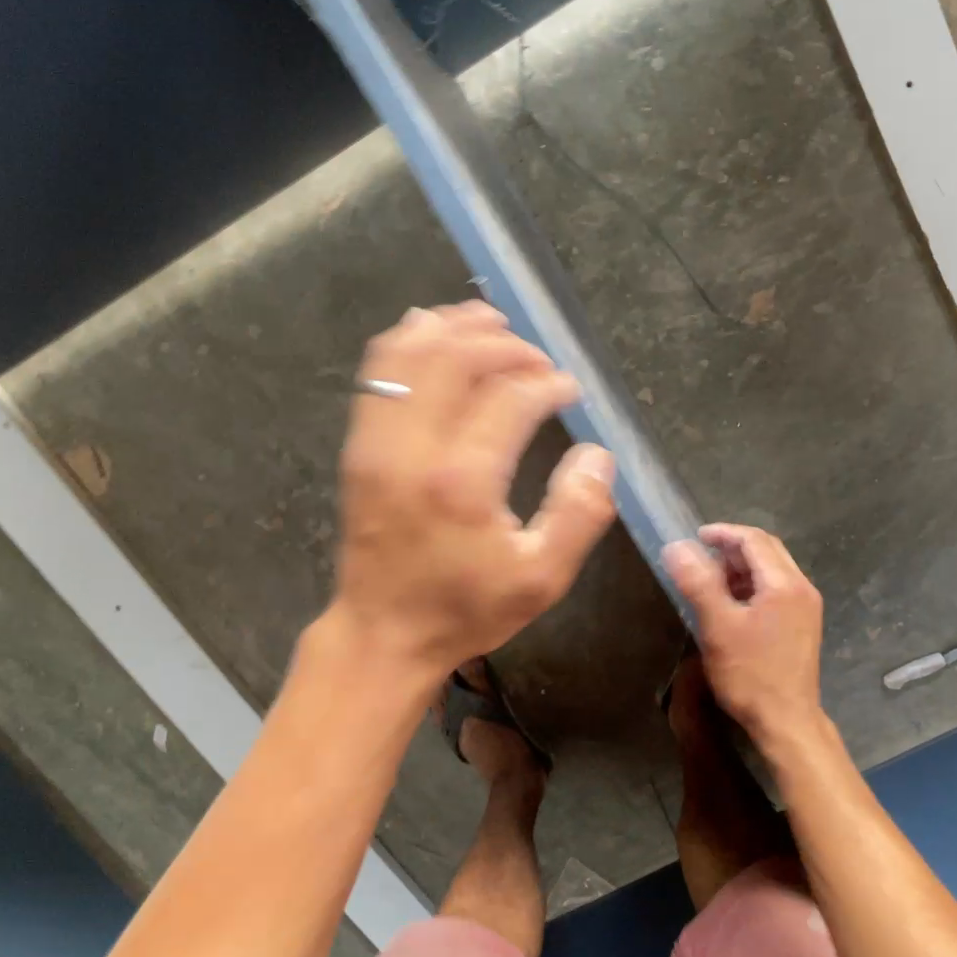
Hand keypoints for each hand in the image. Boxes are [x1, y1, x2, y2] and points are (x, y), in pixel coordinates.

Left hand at [328, 302, 616, 676]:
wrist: (383, 635)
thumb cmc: (466, 609)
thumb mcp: (542, 579)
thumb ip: (580, 514)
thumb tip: (596, 453)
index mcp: (462, 482)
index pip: (510, 398)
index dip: (547, 383)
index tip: (569, 390)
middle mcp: (412, 448)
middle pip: (456, 357)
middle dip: (505, 343)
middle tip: (538, 357)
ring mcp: (377, 443)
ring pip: (410, 353)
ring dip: (454, 327)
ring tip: (492, 322)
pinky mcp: (360, 446)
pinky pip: (381, 373)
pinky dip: (410, 342)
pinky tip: (438, 336)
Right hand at [662, 523, 827, 752]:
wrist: (786, 721)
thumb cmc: (750, 675)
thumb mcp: (718, 627)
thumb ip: (698, 583)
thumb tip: (677, 547)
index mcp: (785, 583)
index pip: (754, 540)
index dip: (723, 533)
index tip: (695, 538)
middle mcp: (802, 588)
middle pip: (767, 550)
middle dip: (733, 548)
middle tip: (701, 556)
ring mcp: (806, 607)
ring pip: (773, 570)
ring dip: (742, 568)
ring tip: (711, 580)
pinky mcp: (804, 624)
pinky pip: (777, 589)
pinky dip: (753, 585)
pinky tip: (732, 603)